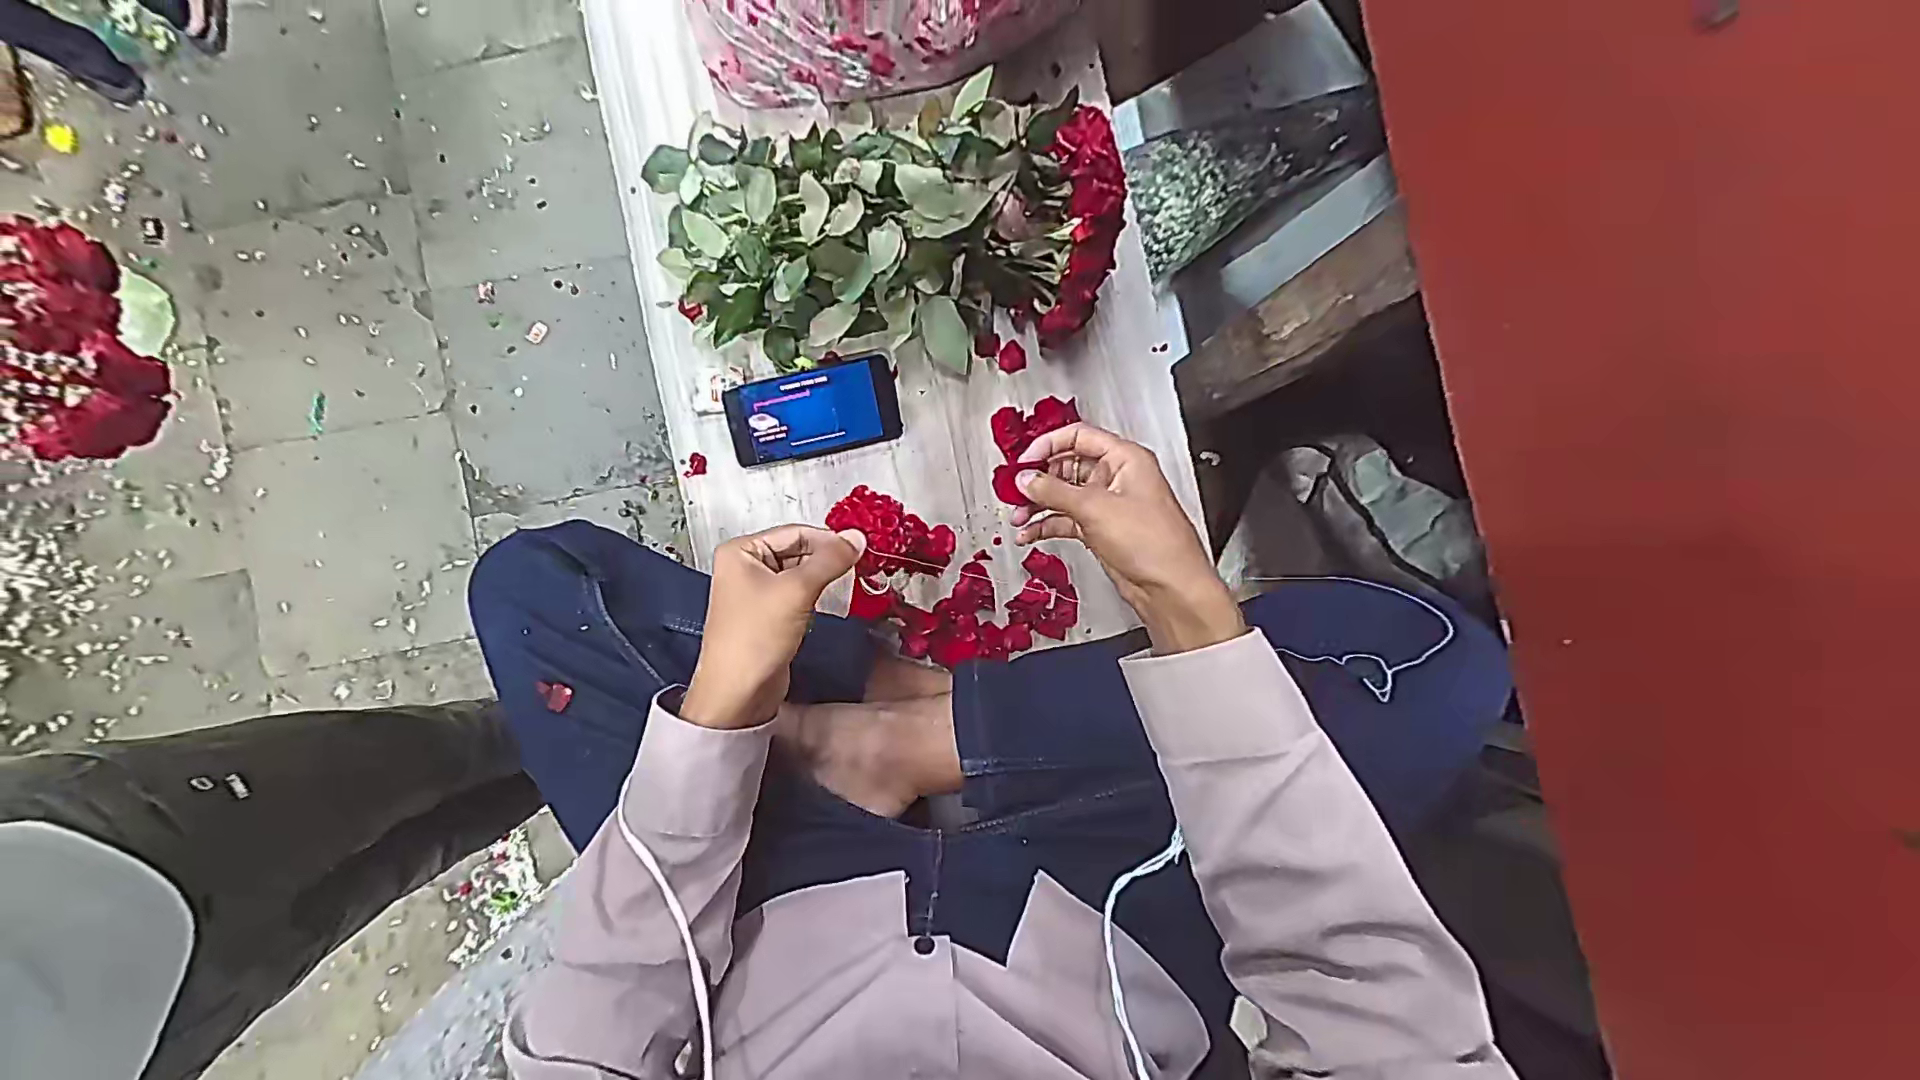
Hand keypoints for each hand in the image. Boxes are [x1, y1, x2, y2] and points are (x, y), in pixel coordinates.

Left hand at [681, 525, 866, 728]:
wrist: (740, 692)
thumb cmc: (754, 639)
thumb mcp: (797, 590)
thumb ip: (830, 560)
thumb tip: (856, 538)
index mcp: (741, 552)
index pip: (795, 532)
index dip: (828, 539)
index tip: (857, 547)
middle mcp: (745, 567)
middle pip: (798, 549)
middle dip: (827, 558)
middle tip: (857, 563)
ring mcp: (757, 591)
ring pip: (801, 571)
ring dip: (824, 575)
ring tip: (848, 580)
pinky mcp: (769, 613)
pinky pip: (798, 592)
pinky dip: (816, 592)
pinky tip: (830, 599)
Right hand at [1013, 424, 1244, 654]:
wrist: (1170, 587)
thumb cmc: (1155, 544)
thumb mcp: (1095, 508)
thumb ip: (1054, 491)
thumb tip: (1027, 479)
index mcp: (1124, 459)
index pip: (1078, 436)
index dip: (1047, 446)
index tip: (1024, 462)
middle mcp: (1116, 477)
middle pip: (1066, 466)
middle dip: (1037, 480)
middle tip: (1015, 491)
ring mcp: (1107, 504)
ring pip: (1062, 495)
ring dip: (1037, 505)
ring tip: (1018, 516)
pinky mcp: (1100, 528)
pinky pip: (1065, 519)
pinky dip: (1046, 525)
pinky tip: (1029, 534)